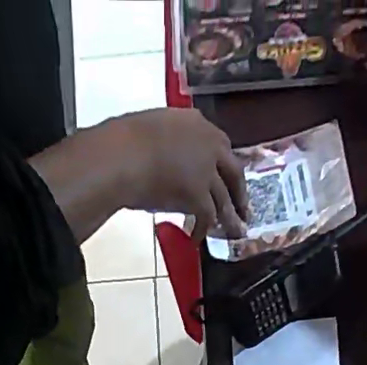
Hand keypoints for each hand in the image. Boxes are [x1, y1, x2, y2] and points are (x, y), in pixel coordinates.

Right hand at [108, 108, 248, 238]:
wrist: (122, 157)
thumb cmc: (123, 144)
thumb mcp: (151, 130)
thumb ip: (163, 142)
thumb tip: (155, 158)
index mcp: (196, 124)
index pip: (220, 145)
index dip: (223, 164)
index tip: (225, 176)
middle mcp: (209, 146)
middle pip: (232, 171)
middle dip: (239, 192)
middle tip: (244, 207)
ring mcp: (206, 171)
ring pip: (224, 197)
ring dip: (230, 217)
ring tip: (234, 231)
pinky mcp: (197, 195)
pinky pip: (206, 215)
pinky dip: (202, 229)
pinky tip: (197, 239)